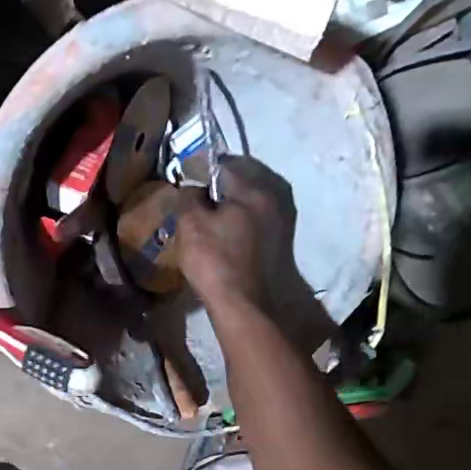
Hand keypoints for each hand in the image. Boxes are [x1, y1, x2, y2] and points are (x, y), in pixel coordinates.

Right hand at [176, 163, 276, 312]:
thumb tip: (193, 186)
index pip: (225, 164)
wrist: (243, 305)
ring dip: (234, 198)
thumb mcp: (190, 223)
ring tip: (212, 210)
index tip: (188, 176)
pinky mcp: (281, 242)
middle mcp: (275, 199)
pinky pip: (259, 216)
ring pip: (254, 197)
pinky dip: (244, 215)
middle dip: (222, 180)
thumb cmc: (214, 261)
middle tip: (200, 191)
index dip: (203, 167)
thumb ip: (189, 195)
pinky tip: (228, 228)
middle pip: (245, 178)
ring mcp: (282, 221)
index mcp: (254, 190)